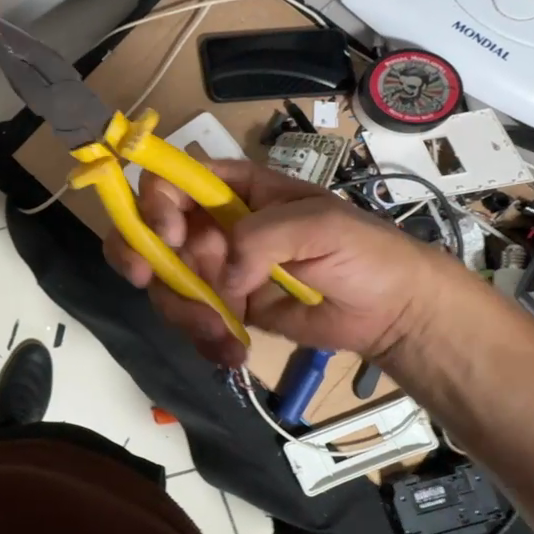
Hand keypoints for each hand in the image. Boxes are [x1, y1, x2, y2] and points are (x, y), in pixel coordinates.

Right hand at [103, 159, 472, 365]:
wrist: (394, 312)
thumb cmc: (364, 252)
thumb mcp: (321, 225)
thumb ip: (263, 237)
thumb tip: (222, 279)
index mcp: (234, 190)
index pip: (173, 182)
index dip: (157, 203)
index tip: (170, 235)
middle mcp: (213, 225)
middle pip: (149, 230)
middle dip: (139, 255)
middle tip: (145, 278)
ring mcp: (214, 268)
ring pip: (163, 281)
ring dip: (181, 308)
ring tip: (220, 332)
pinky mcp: (222, 307)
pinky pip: (188, 318)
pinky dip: (201, 337)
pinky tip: (230, 351)